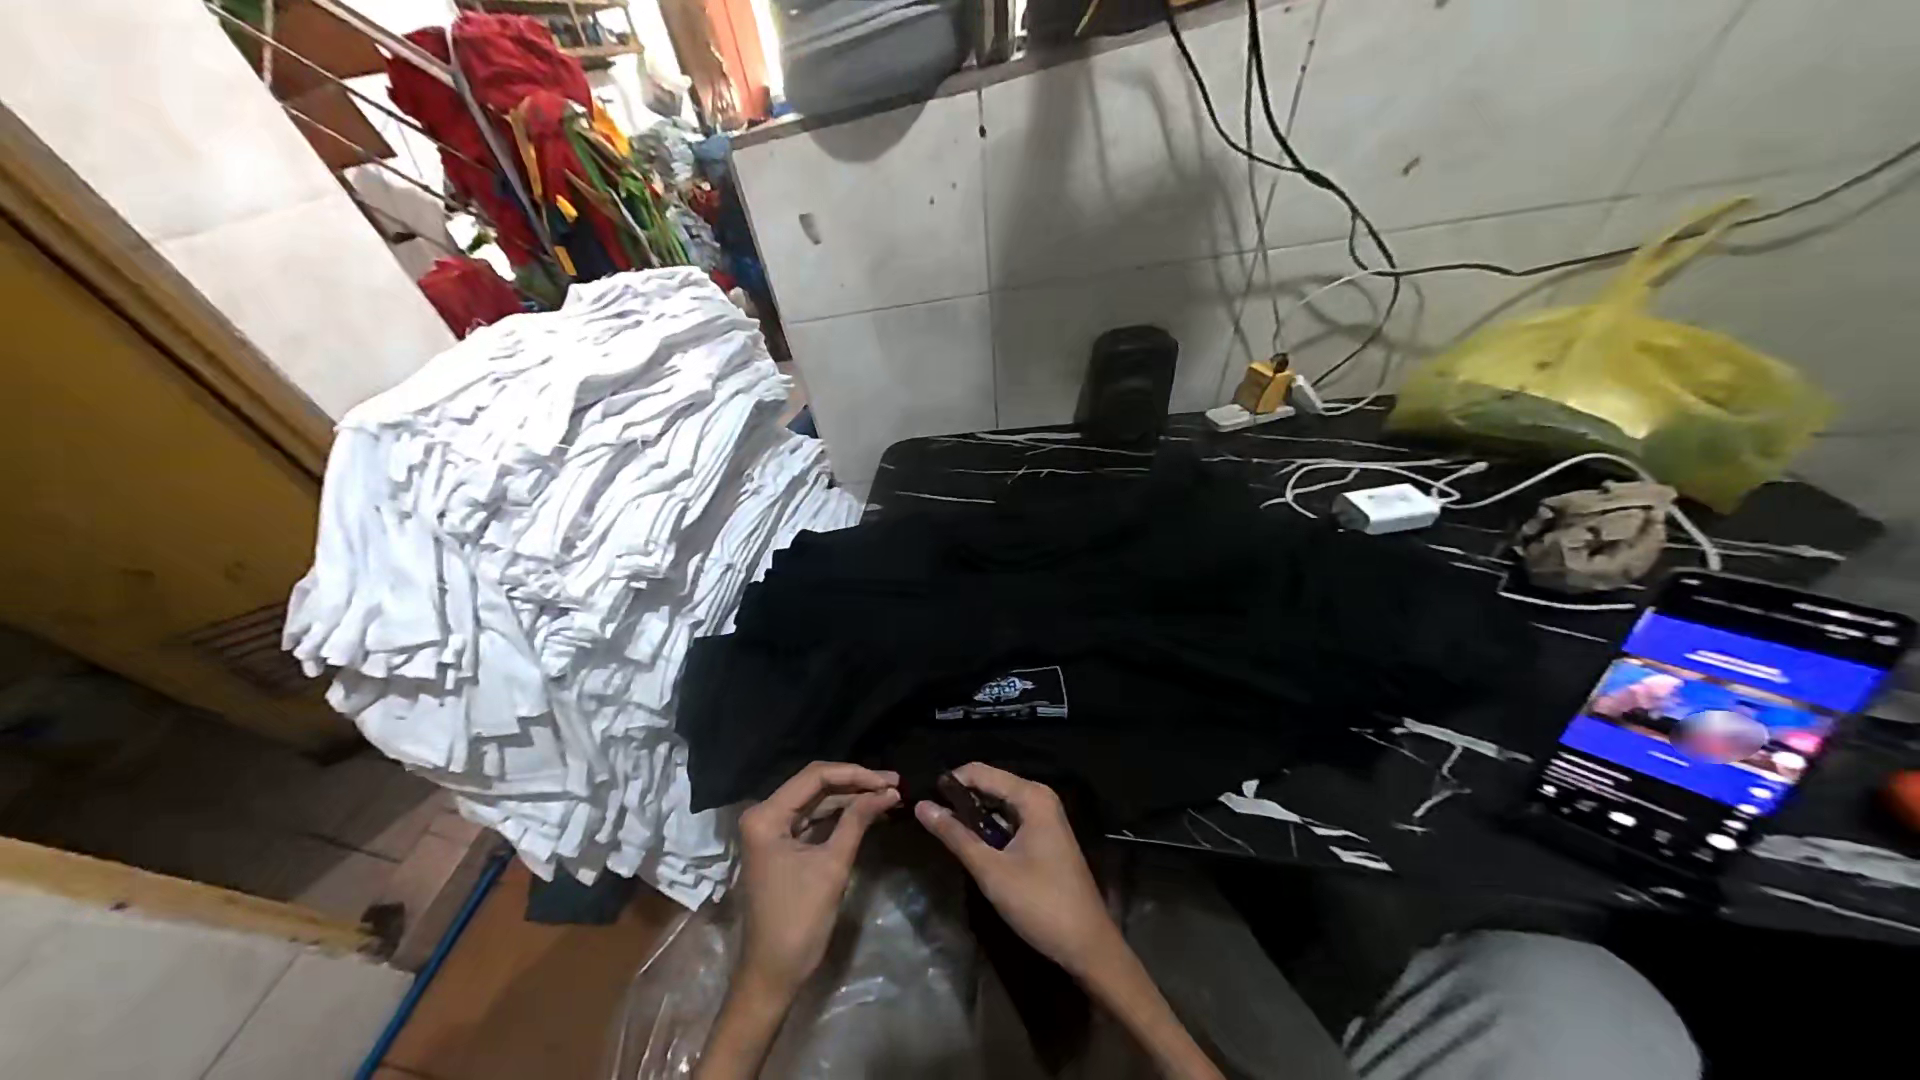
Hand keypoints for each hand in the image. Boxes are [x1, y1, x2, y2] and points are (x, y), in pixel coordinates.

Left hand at [736, 761, 900, 998]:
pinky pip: (813, 820)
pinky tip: (867, 811)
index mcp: (766, 816)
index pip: (815, 776)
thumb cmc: (799, 920)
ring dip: (850, 798)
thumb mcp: (833, 865)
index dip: (855, 774)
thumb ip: (858, 820)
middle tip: (894, 784)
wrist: (773, 974)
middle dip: (855, 783)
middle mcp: (764, 815)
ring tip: (887, 795)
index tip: (889, 781)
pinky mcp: (781, 846)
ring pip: (816, 801)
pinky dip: (840, 815)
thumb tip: (888, 791)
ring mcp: (771, 831)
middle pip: (815, 785)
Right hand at [914, 762, 1122, 979]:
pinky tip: (968, 843)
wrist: (1088, 945)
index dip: (949, 782)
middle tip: (926, 815)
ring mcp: (1044, 817)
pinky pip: (1009, 820)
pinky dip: (988, 828)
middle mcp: (1039, 798)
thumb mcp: (990, 870)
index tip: (920, 797)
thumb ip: (954, 835)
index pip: (980, 772)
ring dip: (972, 814)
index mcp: (1031, 796)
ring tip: (940, 827)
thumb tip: (920, 806)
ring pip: (998, 804)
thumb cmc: (1039, 903)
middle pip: (989, 785)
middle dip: (959, 798)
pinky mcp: (1044, 836)